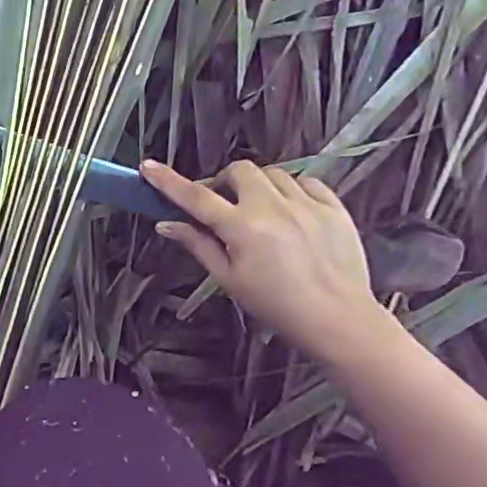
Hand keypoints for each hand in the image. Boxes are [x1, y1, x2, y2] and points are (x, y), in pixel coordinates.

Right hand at [141, 159, 389, 359]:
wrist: (337, 319)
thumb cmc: (275, 305)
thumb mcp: (228, 279)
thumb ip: (198, 245)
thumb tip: (166, 224)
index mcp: (242, 227)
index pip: (195, 196)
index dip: (168, 181)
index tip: (149, 166)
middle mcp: (273, 207)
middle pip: (239, 170)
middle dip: (224, 182)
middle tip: (222, 205)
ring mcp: (307, 204)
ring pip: (273, 173)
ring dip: (257, 185)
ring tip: (258, 210)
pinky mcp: (334, 207)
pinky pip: (307, 181)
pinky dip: (291, 189)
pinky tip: (289, 210)